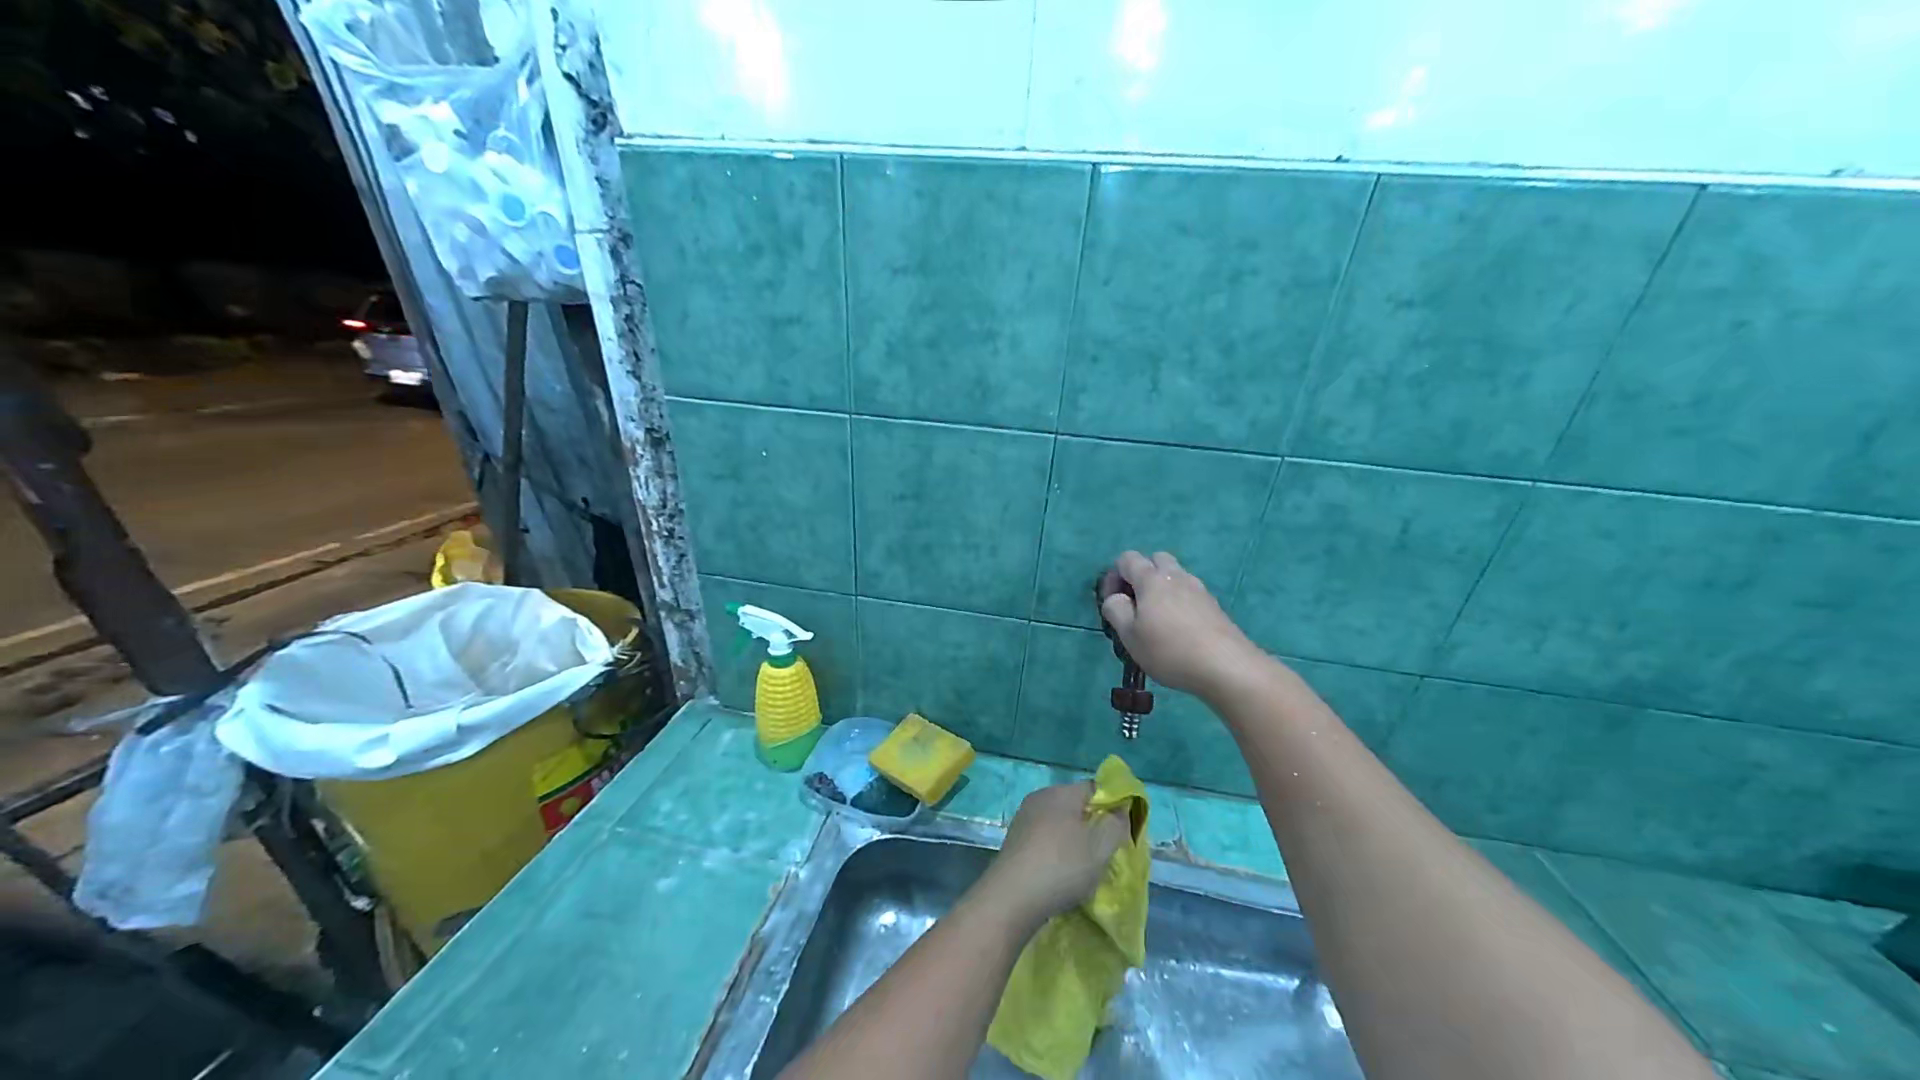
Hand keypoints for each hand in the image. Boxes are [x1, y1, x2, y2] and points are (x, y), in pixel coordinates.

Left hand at [981, 782, 1130, 925]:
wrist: (1011, 898)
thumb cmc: (1062, 866)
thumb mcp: (1101, 846)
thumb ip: (1116, 823)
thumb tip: (1119, 810)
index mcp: (1060, 793)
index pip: (1094, 788)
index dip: (1113, 806)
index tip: (1122, 832)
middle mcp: (1039, 798)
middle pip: (1076, 805)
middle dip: (1093, 825)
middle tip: (1105, 852)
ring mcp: (1023, 819)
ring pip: (1060, 824)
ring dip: (1075, 841)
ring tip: (1085, 868)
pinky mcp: (1014, 841)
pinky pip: (1045, 839)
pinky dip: (1057, 852)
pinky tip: (1061, 874)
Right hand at [1100, 550, 1266, 698]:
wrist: (1226, 666)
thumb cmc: (1169, 650)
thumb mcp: (1130, 635)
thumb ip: (1115, 610)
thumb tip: (1116, 597)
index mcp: (1151, 579)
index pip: (1127, 559)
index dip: (1114, 576)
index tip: (1113, 603)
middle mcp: (1176, 576)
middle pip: (1155, 559)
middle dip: (1141, 575)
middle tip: (1136, 605)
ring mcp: (1198, 589)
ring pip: (1175, 575)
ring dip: (1161, 588)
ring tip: (1157, 620)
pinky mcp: (1214, 605)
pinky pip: (1189, 593)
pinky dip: (1179, 601)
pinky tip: (1179, 629)